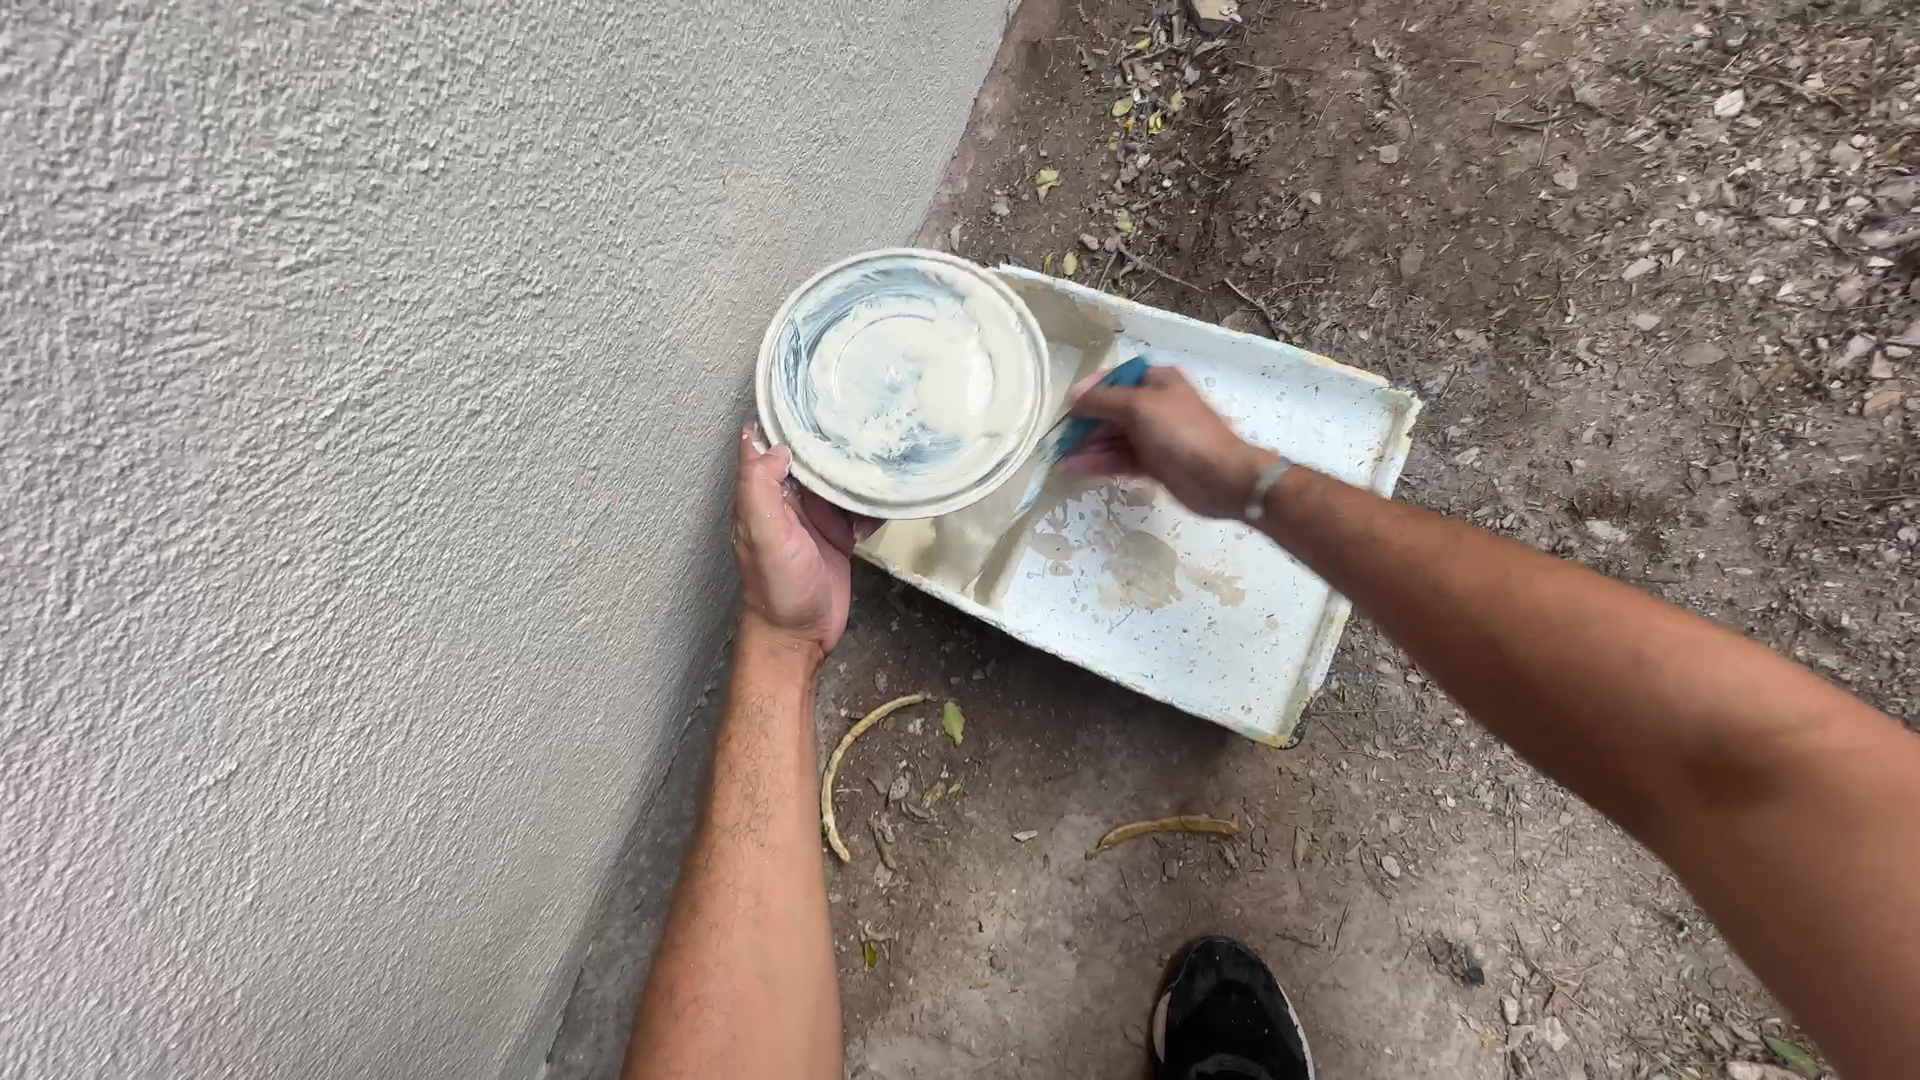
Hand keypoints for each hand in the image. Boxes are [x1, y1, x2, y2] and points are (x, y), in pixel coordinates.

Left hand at [732, 426, 877, 661]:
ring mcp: (816, 518)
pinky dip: (875, 499)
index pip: (770, 445)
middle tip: (863, 408)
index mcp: (765, 495)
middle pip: (811, 457)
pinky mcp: (839, 536)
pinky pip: (859, 509)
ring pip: (839, 480)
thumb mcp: (763, 535)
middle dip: (832, 436)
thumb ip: (760, 488)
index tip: (808, 392)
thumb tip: (775, 445)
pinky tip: (893, 486)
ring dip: (858, 466)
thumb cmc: (777, 589)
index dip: (785, 419)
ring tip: (886, 441)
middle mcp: (789, 501)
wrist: (799, 636)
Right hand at [1062, 365, 1277, 519]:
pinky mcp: (1153, 463)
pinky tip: (1075, 469)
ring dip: (1087, 447)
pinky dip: (1099, 463)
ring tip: (1058, 458)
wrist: (1221, 478)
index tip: (1065, 406)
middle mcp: (1154, 405)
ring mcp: (1154, 436)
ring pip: (1113, 438)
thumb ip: (1102, 400)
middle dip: (1083, 424)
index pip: (1115, 379)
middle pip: (1110, 411)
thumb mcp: (1138, 407)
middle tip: (1056, 438)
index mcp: (1157, 381)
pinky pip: (1119, 459)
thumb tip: (1073, 398)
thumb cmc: (1181, 433)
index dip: (1089, 391)